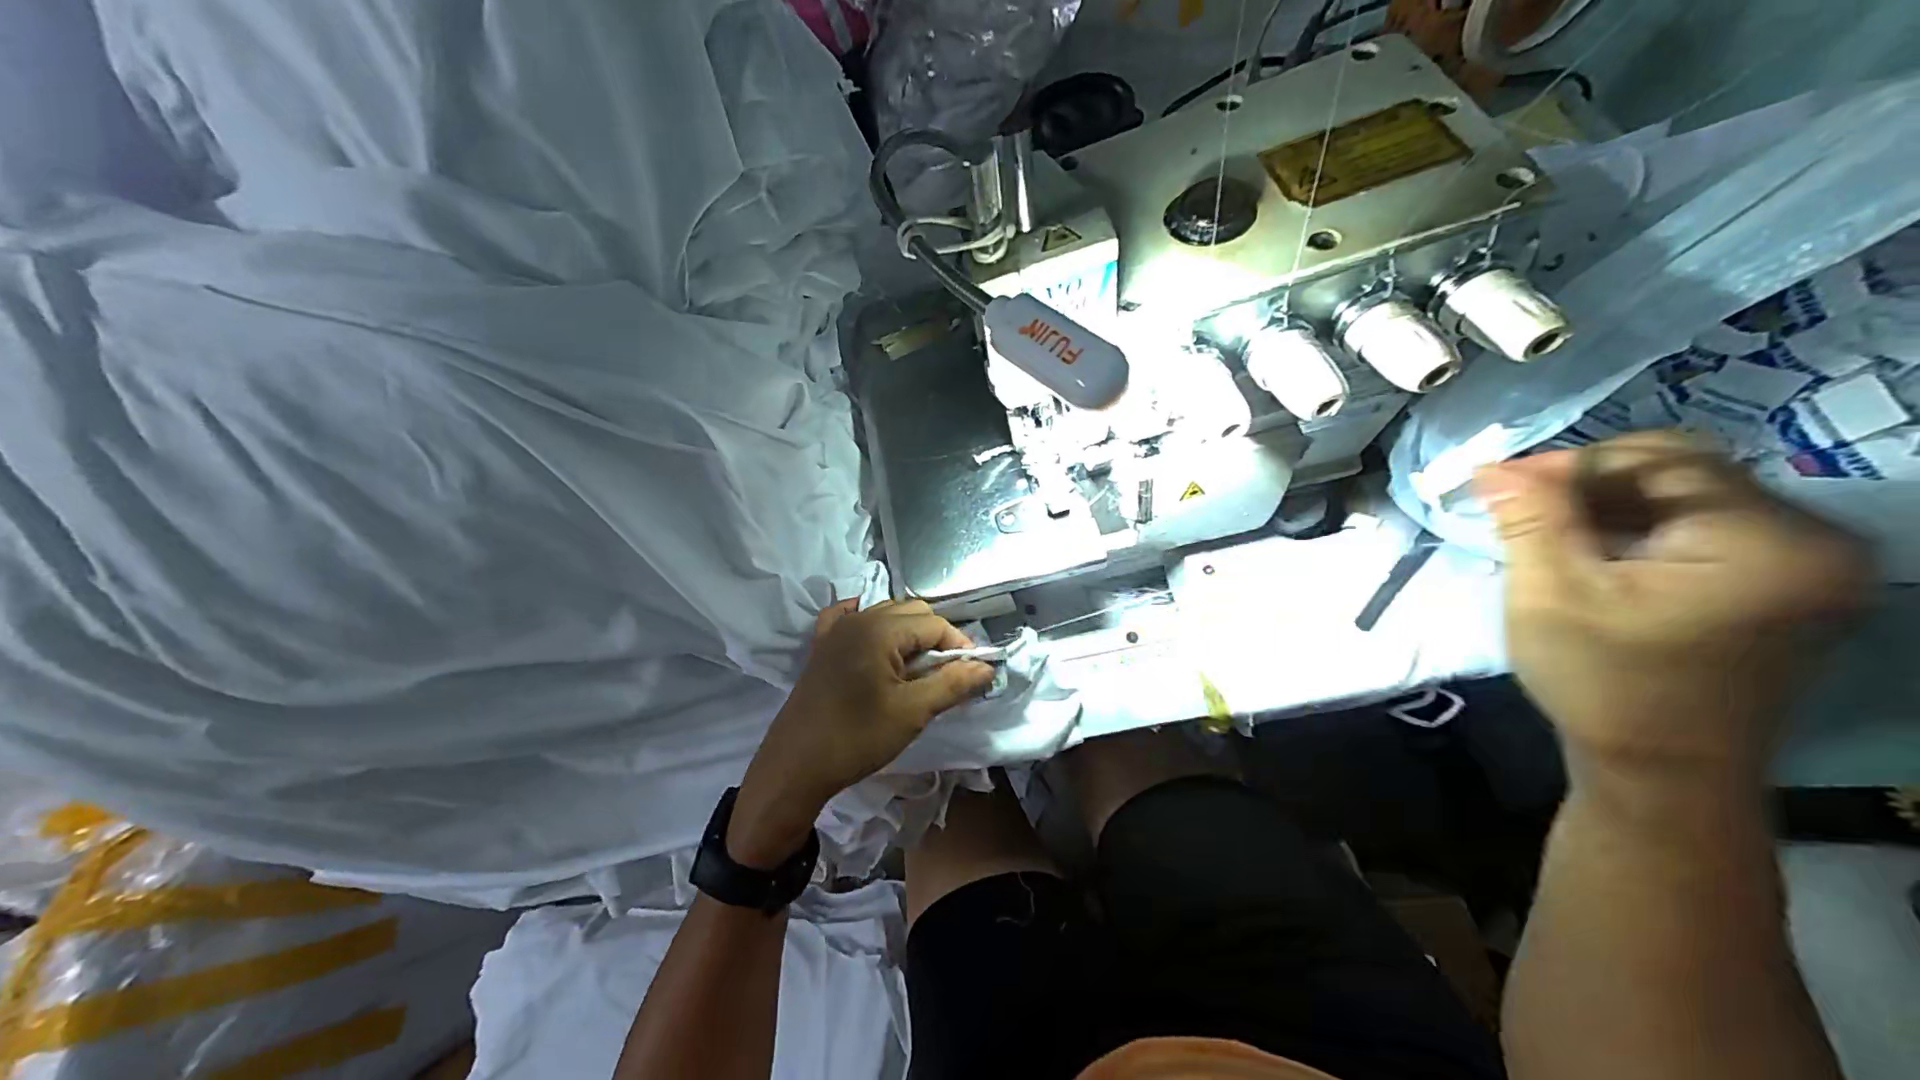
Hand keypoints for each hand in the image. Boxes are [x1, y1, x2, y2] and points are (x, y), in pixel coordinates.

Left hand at [727, 599, 995, 867]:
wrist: (794, 767)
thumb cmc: (857, 738)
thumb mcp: (913, 712)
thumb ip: (952, 684)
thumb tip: (986, 666)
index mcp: (880, 629)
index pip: (935, 624)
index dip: (959, 647)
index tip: (972, 677)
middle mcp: (858, 619)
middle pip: (912, 613)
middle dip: (937, 639)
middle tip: (948, 677)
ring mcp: (836, 631)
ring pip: (886, 616)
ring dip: (909, 636)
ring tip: (920, 672)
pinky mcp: (822, 648)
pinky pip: (851, 620)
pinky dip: (871, 626)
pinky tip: (878, 641)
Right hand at [1476, 432, 1870, 788]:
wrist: (1659, 770)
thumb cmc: (1602, 684)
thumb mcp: (1550, 595)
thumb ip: (1530, 520)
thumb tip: (1495, 466)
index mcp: (1767, 543)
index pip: (1660, 462)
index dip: (1572, 465)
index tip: (1501, 480)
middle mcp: (1812, 541)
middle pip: (1684, 473)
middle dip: (1592, 481)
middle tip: (1521, 500)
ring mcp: (1806, 563)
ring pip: (1690, 497)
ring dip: (1612, 502)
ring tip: (1546, 524)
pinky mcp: (1784, 583)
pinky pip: (1704, 527)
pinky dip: (1641, 527)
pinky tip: (1591, 545)